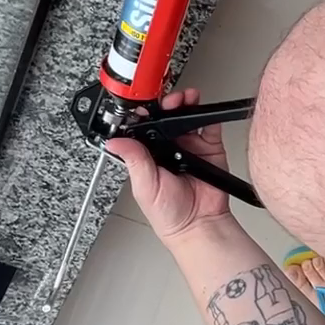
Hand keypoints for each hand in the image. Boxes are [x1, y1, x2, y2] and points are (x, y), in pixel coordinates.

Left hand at [105, 87, 235, 241]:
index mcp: (149, 156)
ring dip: (187, 105)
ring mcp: (190, 147)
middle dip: (168, 104)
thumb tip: (114, 142)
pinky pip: (210, 127)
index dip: (144, 114)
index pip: (144, 128)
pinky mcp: (210, 149)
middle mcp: (169, 148)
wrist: (200, 224)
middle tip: (170, 100)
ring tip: (186, 100)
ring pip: (187, 118)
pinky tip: (203, 112)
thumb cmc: (170, 214)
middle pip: (167, 118)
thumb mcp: (145, 186)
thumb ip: (134, 160)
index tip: (144, 105)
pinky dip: (209, 117)